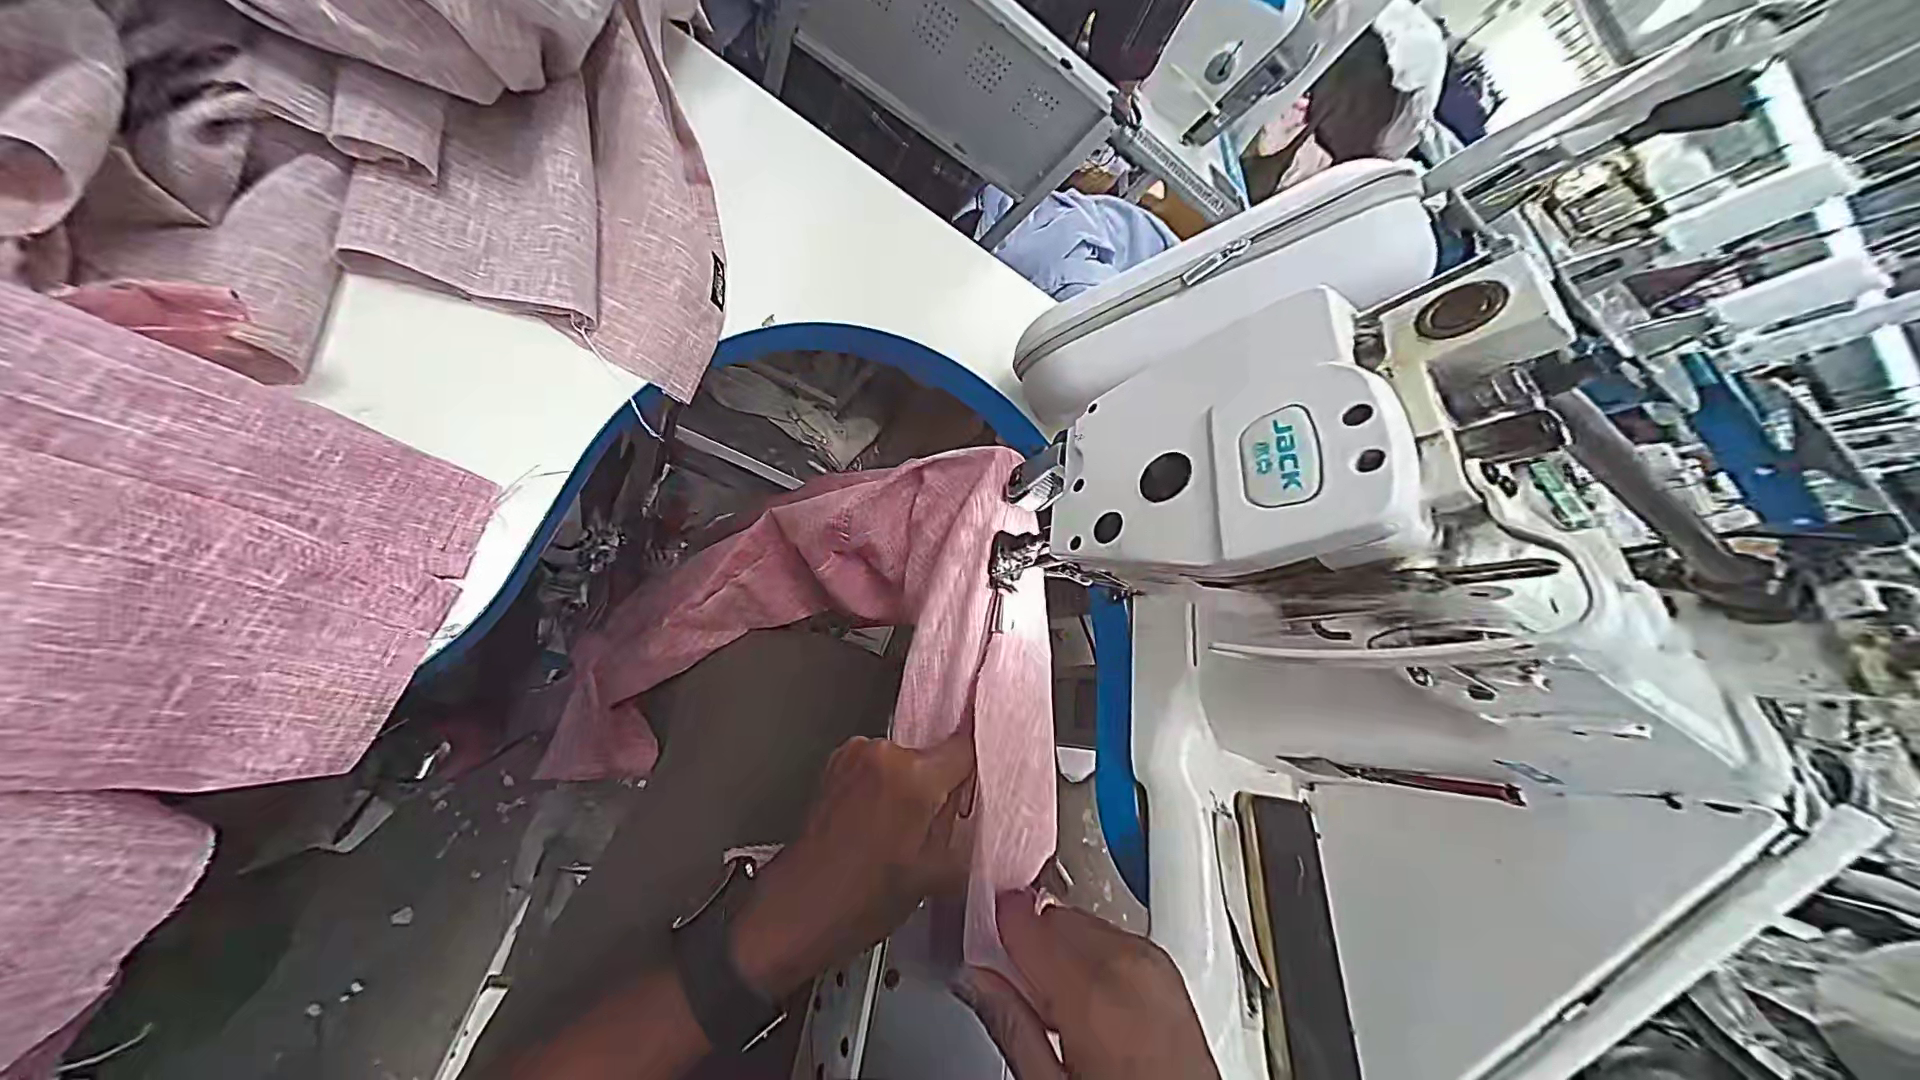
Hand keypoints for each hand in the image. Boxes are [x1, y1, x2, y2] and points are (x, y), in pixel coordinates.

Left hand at [729, 731, 976, 997]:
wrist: (798, 908)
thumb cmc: (858, 899)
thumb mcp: (935, 871)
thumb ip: (961, 824)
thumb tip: (970, 800)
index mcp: (913, 777)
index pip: (966, 746)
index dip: (979, 762)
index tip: (983, 772)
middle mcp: (883, 753)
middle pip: (934, 753)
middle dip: (941, 781)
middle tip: (937, 820)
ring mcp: (856, 753)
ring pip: (906, 758)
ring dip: (910, 782)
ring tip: (899, 828)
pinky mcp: (838, 761)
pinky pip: (879, 762)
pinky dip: (884, 783)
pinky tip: (877, 821)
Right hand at [955, 892, 1221, 1079]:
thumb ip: (1009, 1023)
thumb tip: (974, 979)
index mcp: (1090, 989)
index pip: (1022, 917)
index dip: (996, 924)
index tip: (985, 941)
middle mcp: (1124, 960)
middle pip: (1051, 916)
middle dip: (1031, 944)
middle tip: (1024, 994)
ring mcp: (1151, 960)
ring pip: (1080, 921)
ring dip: (1063, 950)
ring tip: (1063, 1010)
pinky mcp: (1166, 966)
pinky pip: (1112, 937)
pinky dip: (1095, 956)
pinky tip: (1094, 1005)